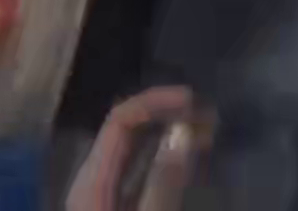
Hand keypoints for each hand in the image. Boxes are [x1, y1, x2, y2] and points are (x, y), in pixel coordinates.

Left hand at [65, 86, 213, 210]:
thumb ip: (162, 183)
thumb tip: (184, 133)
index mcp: (92, 177)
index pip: (121, 118)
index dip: (155, 101)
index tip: (192, 98)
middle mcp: (92, 179)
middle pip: (127, 132)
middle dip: (165, 116)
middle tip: (206, 114)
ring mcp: (101, 198)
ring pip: (135, 155)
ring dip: (167, 139)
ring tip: (204, 132)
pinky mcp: (112, 210)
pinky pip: (137, 177)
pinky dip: (162, 166)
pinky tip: (186, 166)